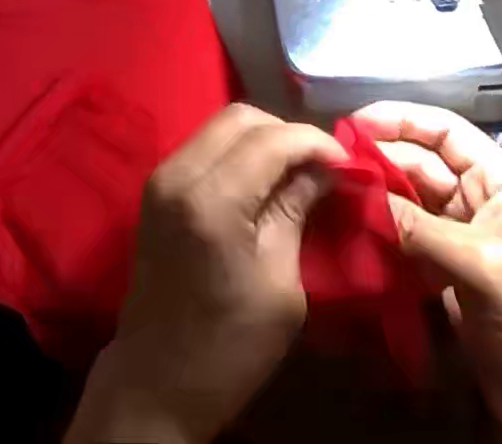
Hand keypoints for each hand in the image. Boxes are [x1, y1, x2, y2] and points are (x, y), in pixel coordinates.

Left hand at [65, 104, 346, 443]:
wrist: (154, 385)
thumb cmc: (227, 346)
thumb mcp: (281, 284)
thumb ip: (297, 210)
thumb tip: (326, 168)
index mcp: (211, 202)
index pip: (272, 140)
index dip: (315, 143)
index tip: (346, 162)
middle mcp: (179, 175)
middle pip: (243, 117)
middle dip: (288, 132)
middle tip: (319, 164)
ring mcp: (161, 177)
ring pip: (223, 124)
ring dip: (264, 137)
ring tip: (295, 168)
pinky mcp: (157, 187)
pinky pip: (207, 144)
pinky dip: (240, 148)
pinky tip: (263, 176)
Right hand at [352, 101, 501, 443]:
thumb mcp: (488, 268)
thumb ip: (420, 231)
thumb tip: (356, 196)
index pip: (448, 133)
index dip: (401, 121)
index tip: (351, 125)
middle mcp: (486, 206)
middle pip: (425, 170)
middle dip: (381, 167)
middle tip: (329, 174)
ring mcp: (470, 247)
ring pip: (414, 213)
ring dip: (378, 210)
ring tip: (330, 207)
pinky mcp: (457, 285)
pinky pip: (414, 253)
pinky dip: (387, 250)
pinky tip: (352, 248)